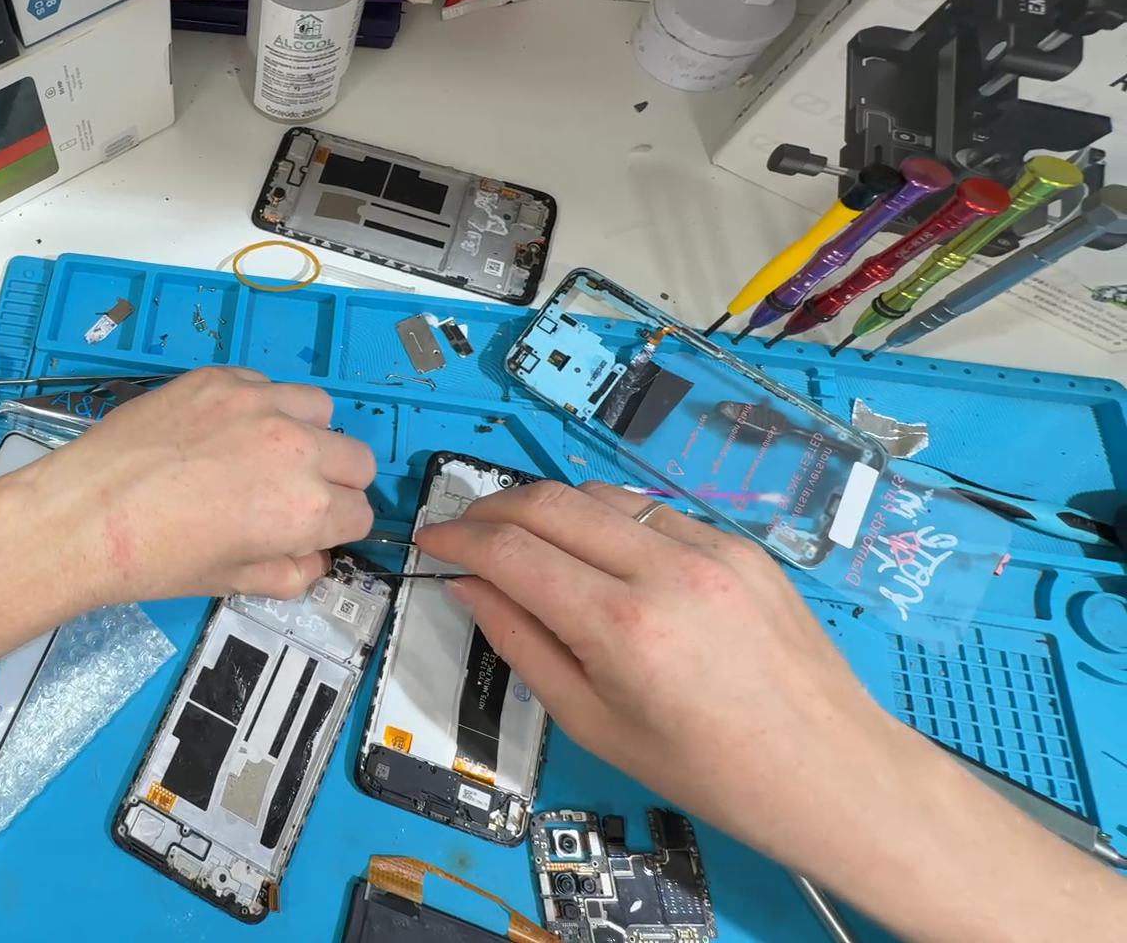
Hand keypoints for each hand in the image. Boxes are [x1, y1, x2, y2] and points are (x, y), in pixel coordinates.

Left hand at [0, 367, 376, 608]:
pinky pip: (266, 384)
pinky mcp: (220, 377)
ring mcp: (257, 402)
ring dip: (306, 434)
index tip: (312, 530)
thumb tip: (310, 558)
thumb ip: (289, 573)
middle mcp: (294, 447)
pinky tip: (222, 430)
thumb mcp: (230, 582)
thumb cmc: (152, 558)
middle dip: (335, 483)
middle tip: (291, 496)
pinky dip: (260, 406)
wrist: (85, 514)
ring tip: (263, 454)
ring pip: (319, 409)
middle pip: (356, 459)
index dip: (337, 528)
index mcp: (305, 506)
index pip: (360, 513)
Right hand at [415, 480, 910, 859]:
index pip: (509, 551)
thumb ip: (518, 641)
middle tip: (462, 531)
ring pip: (589, 492)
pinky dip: (594, 517)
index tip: (428, 539)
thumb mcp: (589, 722)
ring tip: (515, 536)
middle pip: (544, 502)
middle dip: (486, 509)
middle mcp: (665, 570)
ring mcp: (709, 547)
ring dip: (536, 505)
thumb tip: (466, 584)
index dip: (455, 537)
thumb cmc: (704, 769)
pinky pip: (641, 508)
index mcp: (623, 627)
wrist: (842, 778)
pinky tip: (589, 548)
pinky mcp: (738, 542)